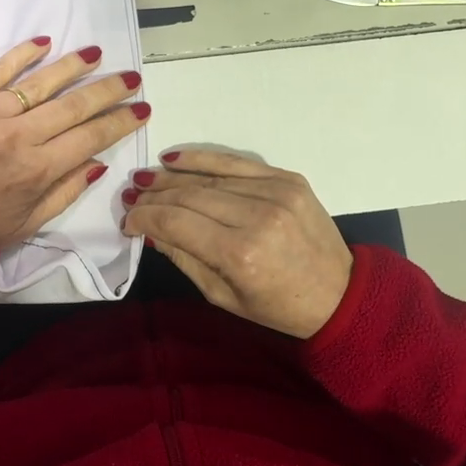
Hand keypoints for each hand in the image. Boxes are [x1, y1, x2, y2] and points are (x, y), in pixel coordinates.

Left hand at [0, 37, 148, 248]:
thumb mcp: (29, 222)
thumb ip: (67, 190)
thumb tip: (99, 161)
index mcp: (37, 170)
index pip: (91, 136)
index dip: (121, 121)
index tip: (141, 108)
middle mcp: (19, 137)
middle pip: (74, 105)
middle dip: (108, 89)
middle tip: (130, 77)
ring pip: (41, 82)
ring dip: (73, 66)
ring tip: (96, 54)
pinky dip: (22, 54)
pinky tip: (45, 43)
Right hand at [120, 150, 352, 338]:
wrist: (339, 294)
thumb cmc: (277, 307)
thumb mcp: (222, 297)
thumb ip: (183, 257)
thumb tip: (148, 228)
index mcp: (240, 255)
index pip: (176, 222)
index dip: (144, 217)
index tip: (127, 219)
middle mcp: (257, 217)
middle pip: (189, 195)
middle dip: (153, 195)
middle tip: (130, 197)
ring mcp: (276, 193)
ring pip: (209, 177)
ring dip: (171, 177)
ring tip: (146, 178)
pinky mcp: (288, 179)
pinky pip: (237, 162)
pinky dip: (203, 159)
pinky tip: (174, 159)